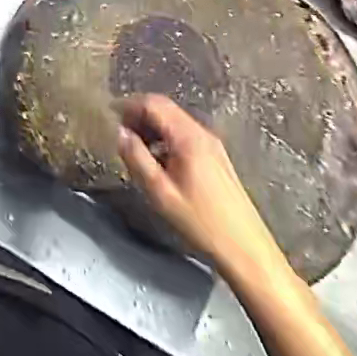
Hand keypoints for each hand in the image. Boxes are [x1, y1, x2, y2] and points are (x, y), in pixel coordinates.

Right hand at [116, 95, 280, 275]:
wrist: (247, 252)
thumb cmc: (200, 222)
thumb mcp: (159, 191)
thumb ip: (135, 156)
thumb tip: (119, 132)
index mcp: (188, 137)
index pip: (153, 103)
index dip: (128, 106)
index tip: (109, 118)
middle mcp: (202, 134)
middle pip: (164, 108)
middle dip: (138, 115)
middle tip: (120, 134)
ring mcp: (212, 145)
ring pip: (174, 120)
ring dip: (151, 127)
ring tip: (135, 148)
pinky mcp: (216, 158)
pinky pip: (184, 134)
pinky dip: (165, 137)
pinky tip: (158, 161)